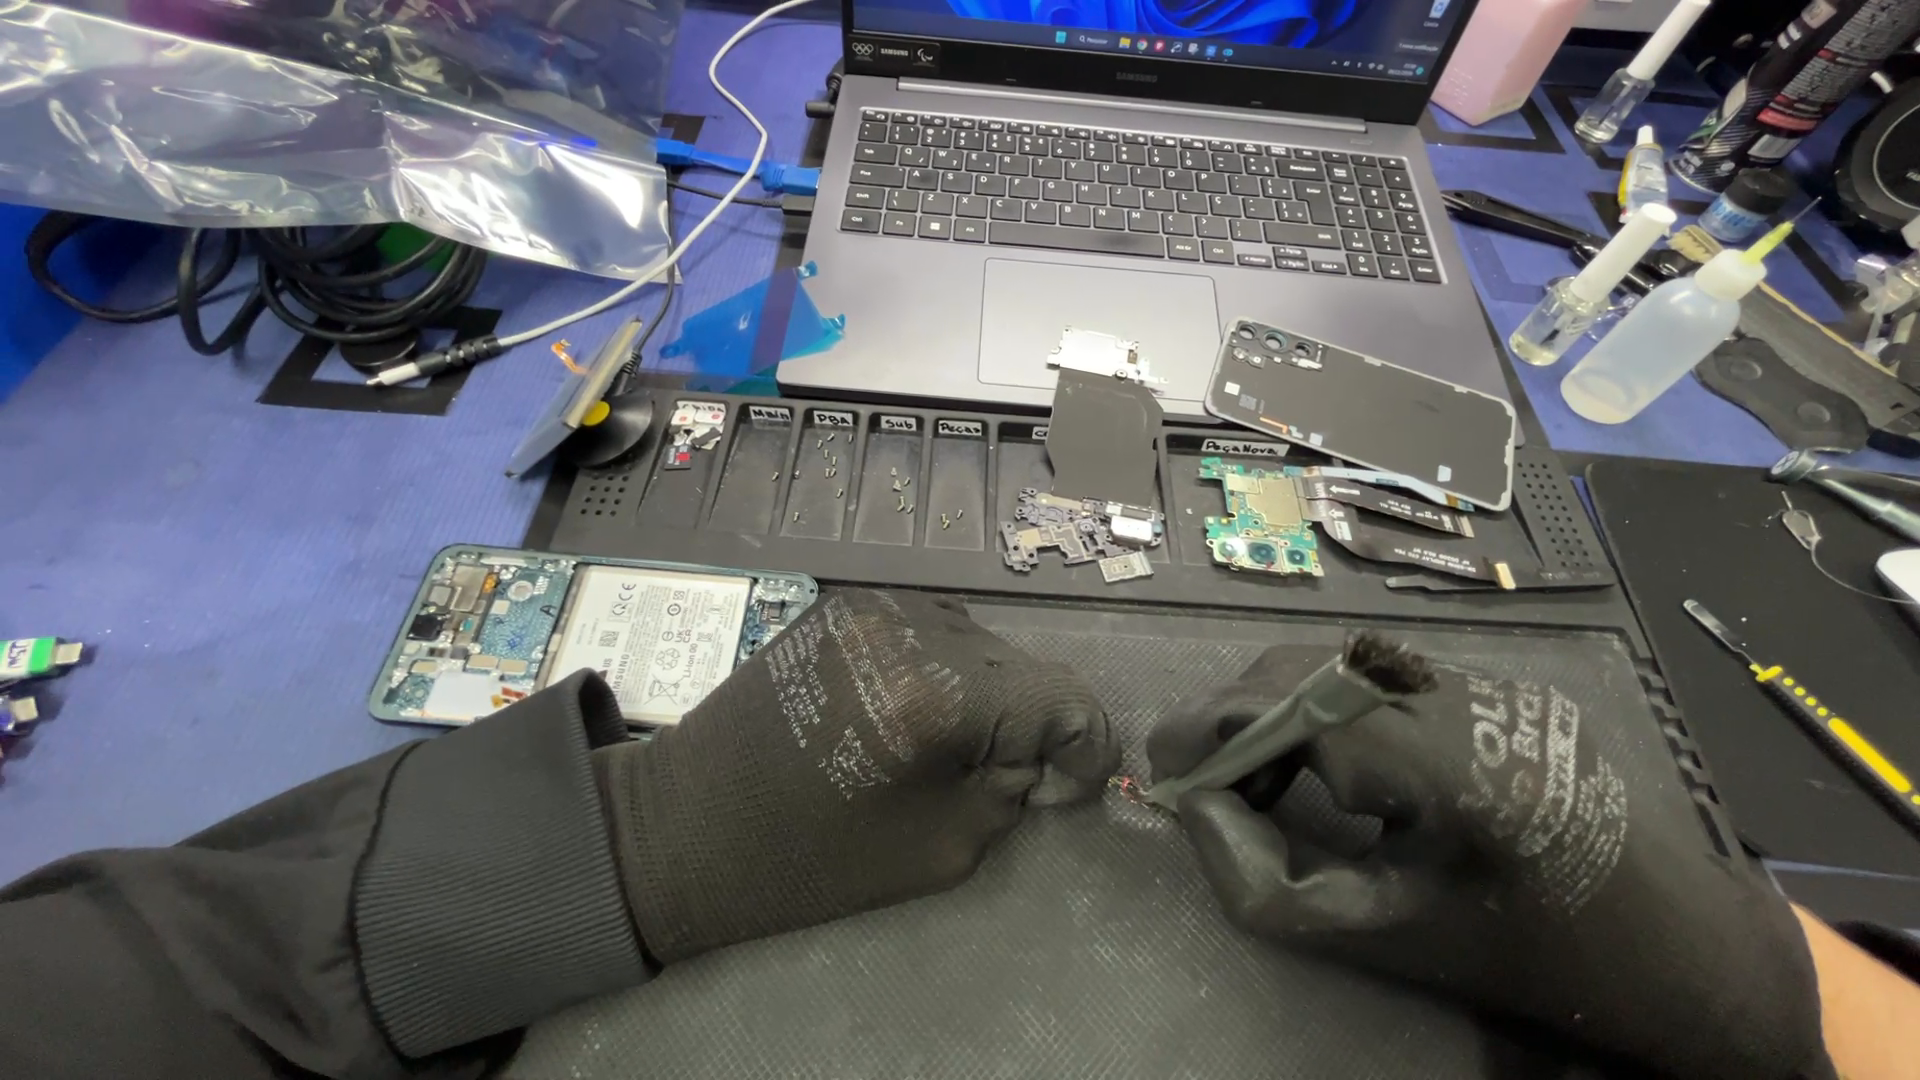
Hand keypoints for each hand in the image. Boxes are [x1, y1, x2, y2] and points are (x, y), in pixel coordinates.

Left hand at [593, 589, 1117, 962]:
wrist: (688, 820)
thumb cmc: (813, 858)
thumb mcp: (944, 848)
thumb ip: (1012, 787)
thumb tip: (1041, 752)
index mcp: (941, 694)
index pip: (1067, 697)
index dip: (1085, 750)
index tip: (1059, 790)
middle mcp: (916, 626)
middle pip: (1024, 668)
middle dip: (1027, 725)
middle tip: (991, 776)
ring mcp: (879, 603)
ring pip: (980, 645)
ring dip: (984, 693)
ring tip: (939, 742)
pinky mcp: (849, 602)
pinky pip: (931, 632)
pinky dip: (940, 671)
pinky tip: (904, 708)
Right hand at [1148, 644, 1832, 1079]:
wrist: (1677, 944)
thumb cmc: (1523, 954)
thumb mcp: (1374, 937)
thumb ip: (1259, 878)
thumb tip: (1190, 803)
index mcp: (1448, 766)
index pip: (1288, 708)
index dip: (1207, 728)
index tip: (1165, 770)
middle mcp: (1462, 696)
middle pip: (1299, 668)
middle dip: (1231, 717)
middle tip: (1208, 780)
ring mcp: (1481, 678)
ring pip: (1328, 660)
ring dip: (1271, 707)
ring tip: (1259, 774)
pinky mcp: (1488, 679)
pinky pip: (1369, 673)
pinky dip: (1318, 707)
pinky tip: (1323, 762)